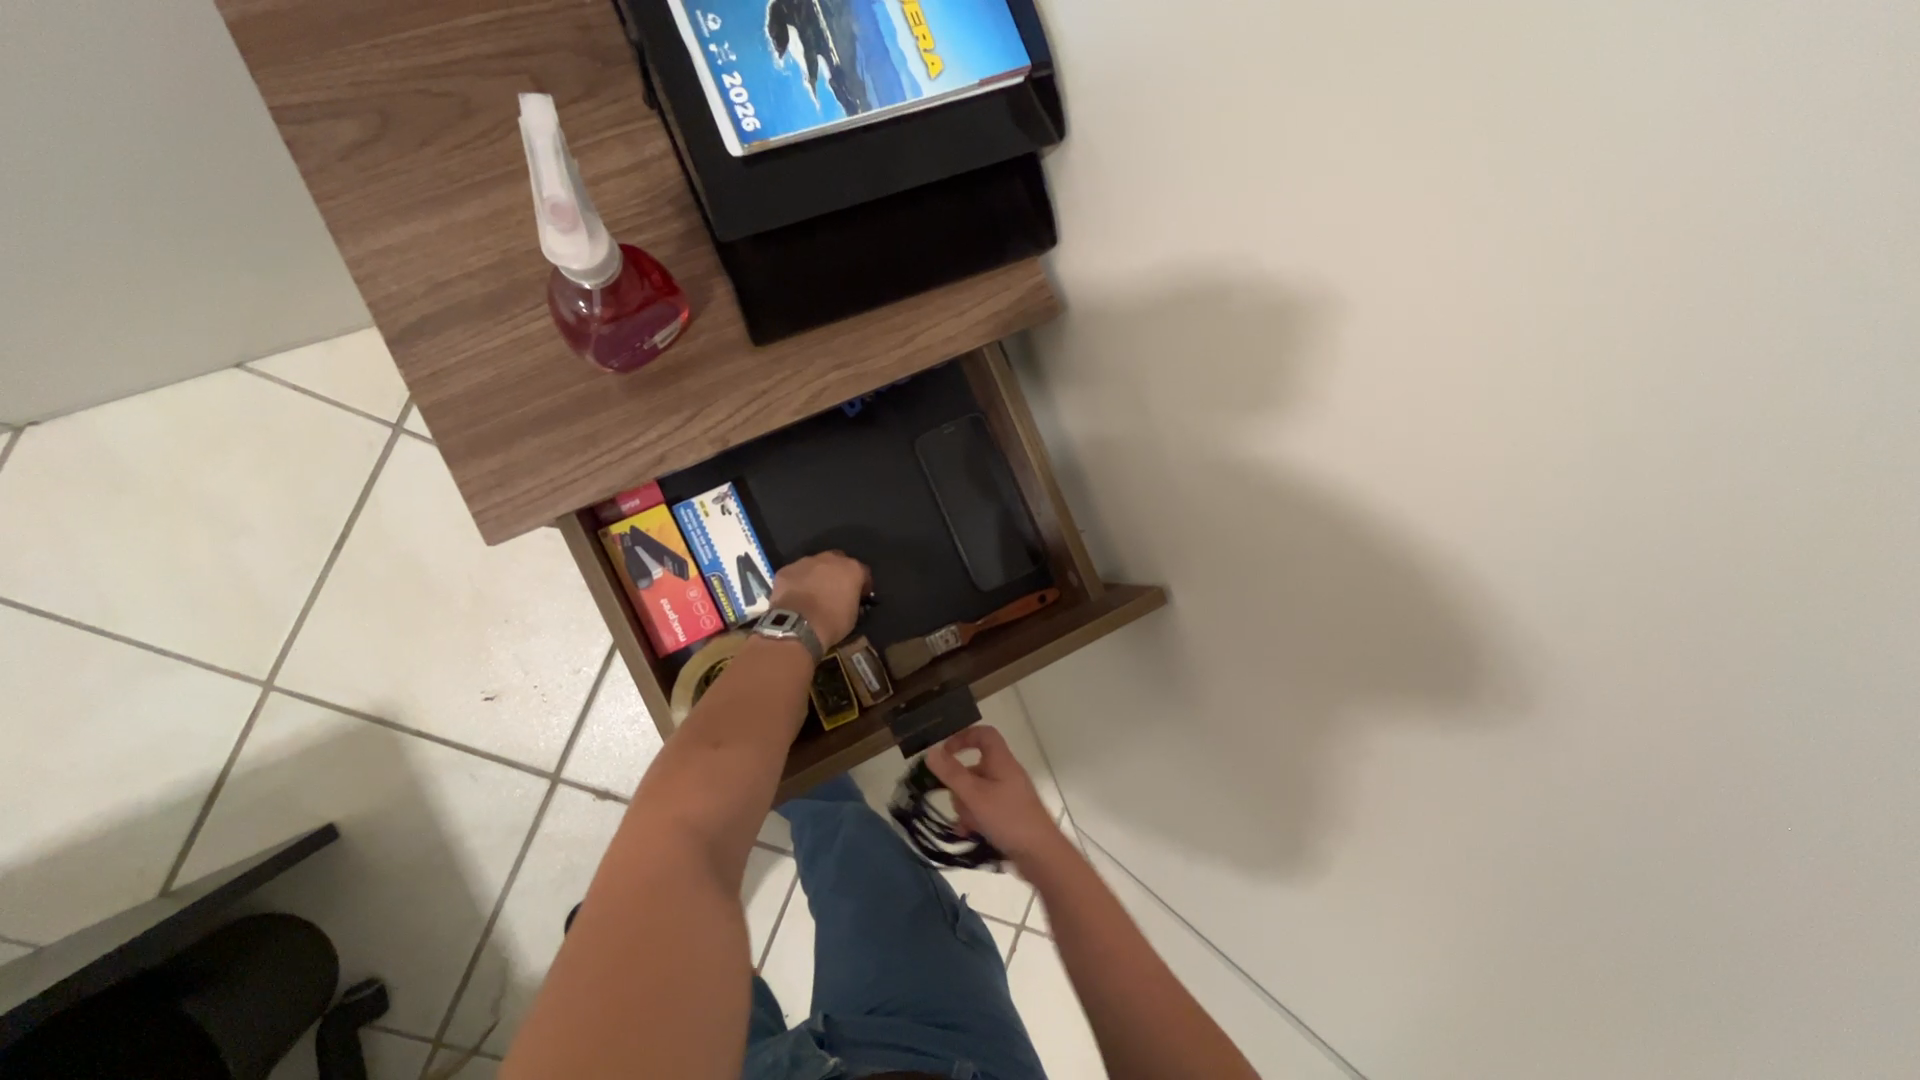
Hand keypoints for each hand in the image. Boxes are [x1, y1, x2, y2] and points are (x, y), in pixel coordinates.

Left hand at [768, 552, 869, 647]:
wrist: (797, 625)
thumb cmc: (832, 622)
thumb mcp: (853, 616)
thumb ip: (853, 600)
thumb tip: (849, 600)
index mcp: (852, 569)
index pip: (863, 572)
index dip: (862, 585)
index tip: (860, 596)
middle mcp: (830, 559)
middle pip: (838, 562)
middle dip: (838, 573)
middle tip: (834, 590)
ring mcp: (805, 562)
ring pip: (814, 565)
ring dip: (816, 576)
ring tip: (812, 593)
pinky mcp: (786, 570)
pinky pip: (795, 574)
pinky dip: (797, 582)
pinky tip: (795, 596)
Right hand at [926, 726, 1065, 863]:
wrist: (1040, 854)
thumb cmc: (1009, 818)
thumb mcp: (975, 795)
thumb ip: (952, 773)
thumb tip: (931, 751)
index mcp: (1001, 761)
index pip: (983, 734)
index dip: (963, 737)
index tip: (945, 753)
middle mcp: (1005, 774)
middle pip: (974, 769)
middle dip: (960, 787)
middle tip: (957, 803)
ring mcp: (1008, 795)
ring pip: (976, 792)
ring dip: (966, 807)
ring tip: (968, 824)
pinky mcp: (1008, 814)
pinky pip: (984, 809)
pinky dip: (974, 818)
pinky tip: (968, 833)